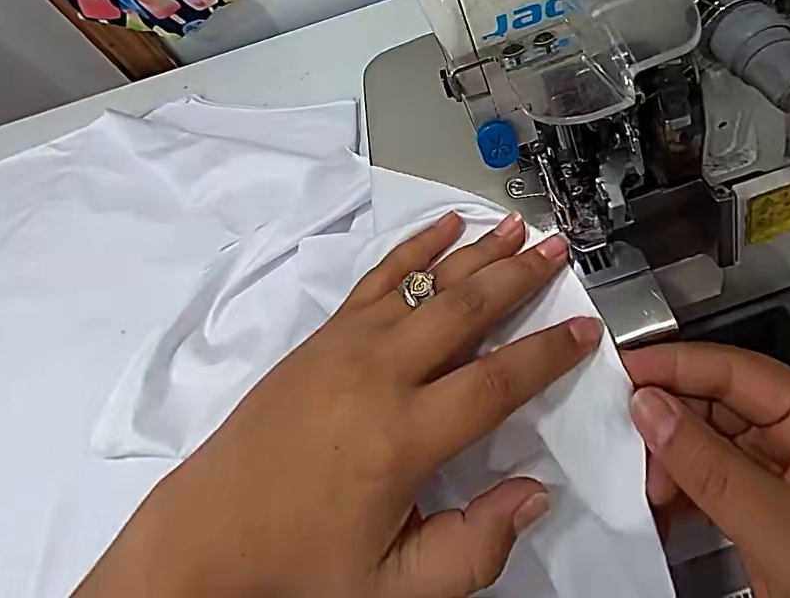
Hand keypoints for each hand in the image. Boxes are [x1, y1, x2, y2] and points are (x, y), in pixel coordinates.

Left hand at [75, 212, 602, 597]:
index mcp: (402, 436)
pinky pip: (380, 277)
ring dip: (477, 251)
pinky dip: (415, 247)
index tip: (585, 329)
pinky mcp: (327, 331)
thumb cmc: (298, 568)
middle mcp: (380, 372)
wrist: (204, 541)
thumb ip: (471, 549)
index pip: (496, 383)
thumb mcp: (389, 591)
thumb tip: (534, 493)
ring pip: (428, 282)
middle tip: (557, 251)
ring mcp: (350, 341)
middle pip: (466, 309)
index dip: (547, 354)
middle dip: (519, 277)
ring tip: (516, 227)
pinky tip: (444, 228)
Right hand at [624, 343, 789, 597]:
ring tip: (646, 476)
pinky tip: (664, 500)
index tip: (627, 370)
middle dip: (670, 416)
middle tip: (625, 427)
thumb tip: (653, 409)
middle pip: (719, 400)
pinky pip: (716, 478)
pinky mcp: (775, 510)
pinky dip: (685, 486)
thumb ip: (714, 467)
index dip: (676, 365)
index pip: (736, 369)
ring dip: (673, 455)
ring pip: (712, 439)